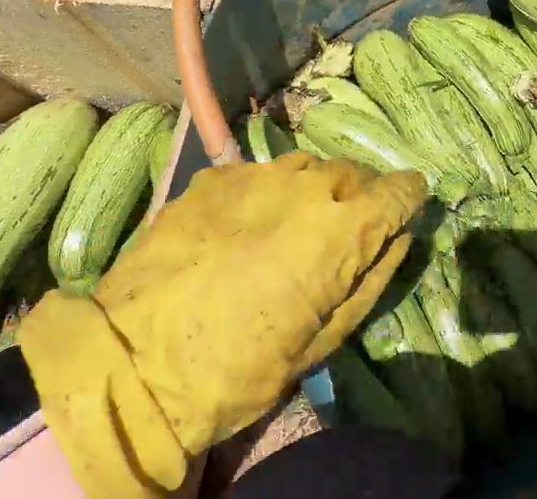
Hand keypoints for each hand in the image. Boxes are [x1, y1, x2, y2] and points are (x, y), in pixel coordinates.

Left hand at [19, 153, 426, 497]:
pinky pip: (260, 176)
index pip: (402, 188)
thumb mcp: (323, 339)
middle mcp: (310, 185)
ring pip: (307, 168)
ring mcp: (260, 176)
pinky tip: (241, 229)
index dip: (405, 204)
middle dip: (356, 199)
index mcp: (345, 228)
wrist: (130, 366)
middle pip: (355, 174)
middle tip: (334, 238)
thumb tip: (399, 237)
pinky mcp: (215, 178)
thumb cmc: (239, 368)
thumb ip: (372, 279)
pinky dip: (264, 195)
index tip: (396, 220)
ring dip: (311, 192)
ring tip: (286, 229)